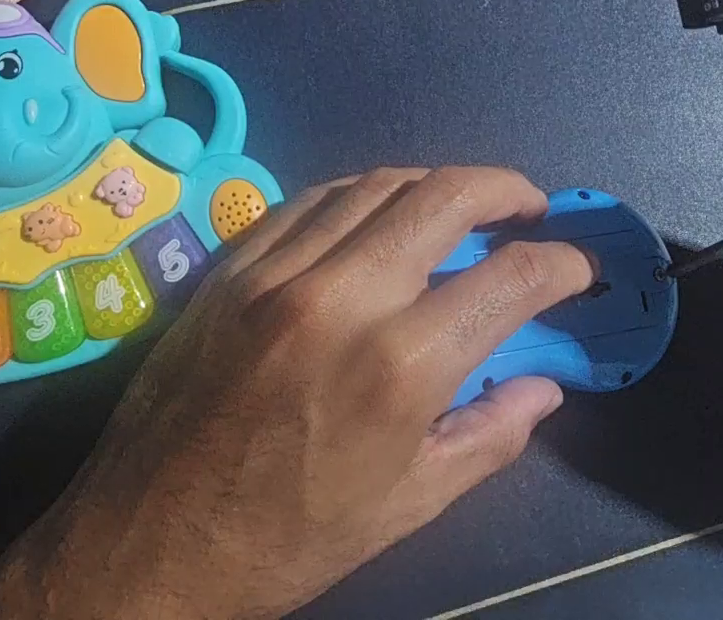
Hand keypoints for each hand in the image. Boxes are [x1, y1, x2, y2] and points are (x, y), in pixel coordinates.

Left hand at [0, 167, 595, 619]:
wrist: (146, 541)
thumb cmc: (288, 537)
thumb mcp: (407, 505)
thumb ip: (490, 434)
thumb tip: (547, 384)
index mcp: (398, 368)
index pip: (508, 279)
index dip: (559, 263)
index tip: (576, 265)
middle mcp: (342, 297)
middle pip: (444, 197)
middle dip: (504, 188)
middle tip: (528, 204)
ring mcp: (279, 270)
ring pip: (377, 184)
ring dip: (435, 182)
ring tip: (462, 202)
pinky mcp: (233, 263)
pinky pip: (313, 198)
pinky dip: (363, 192)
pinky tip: (380, 210)